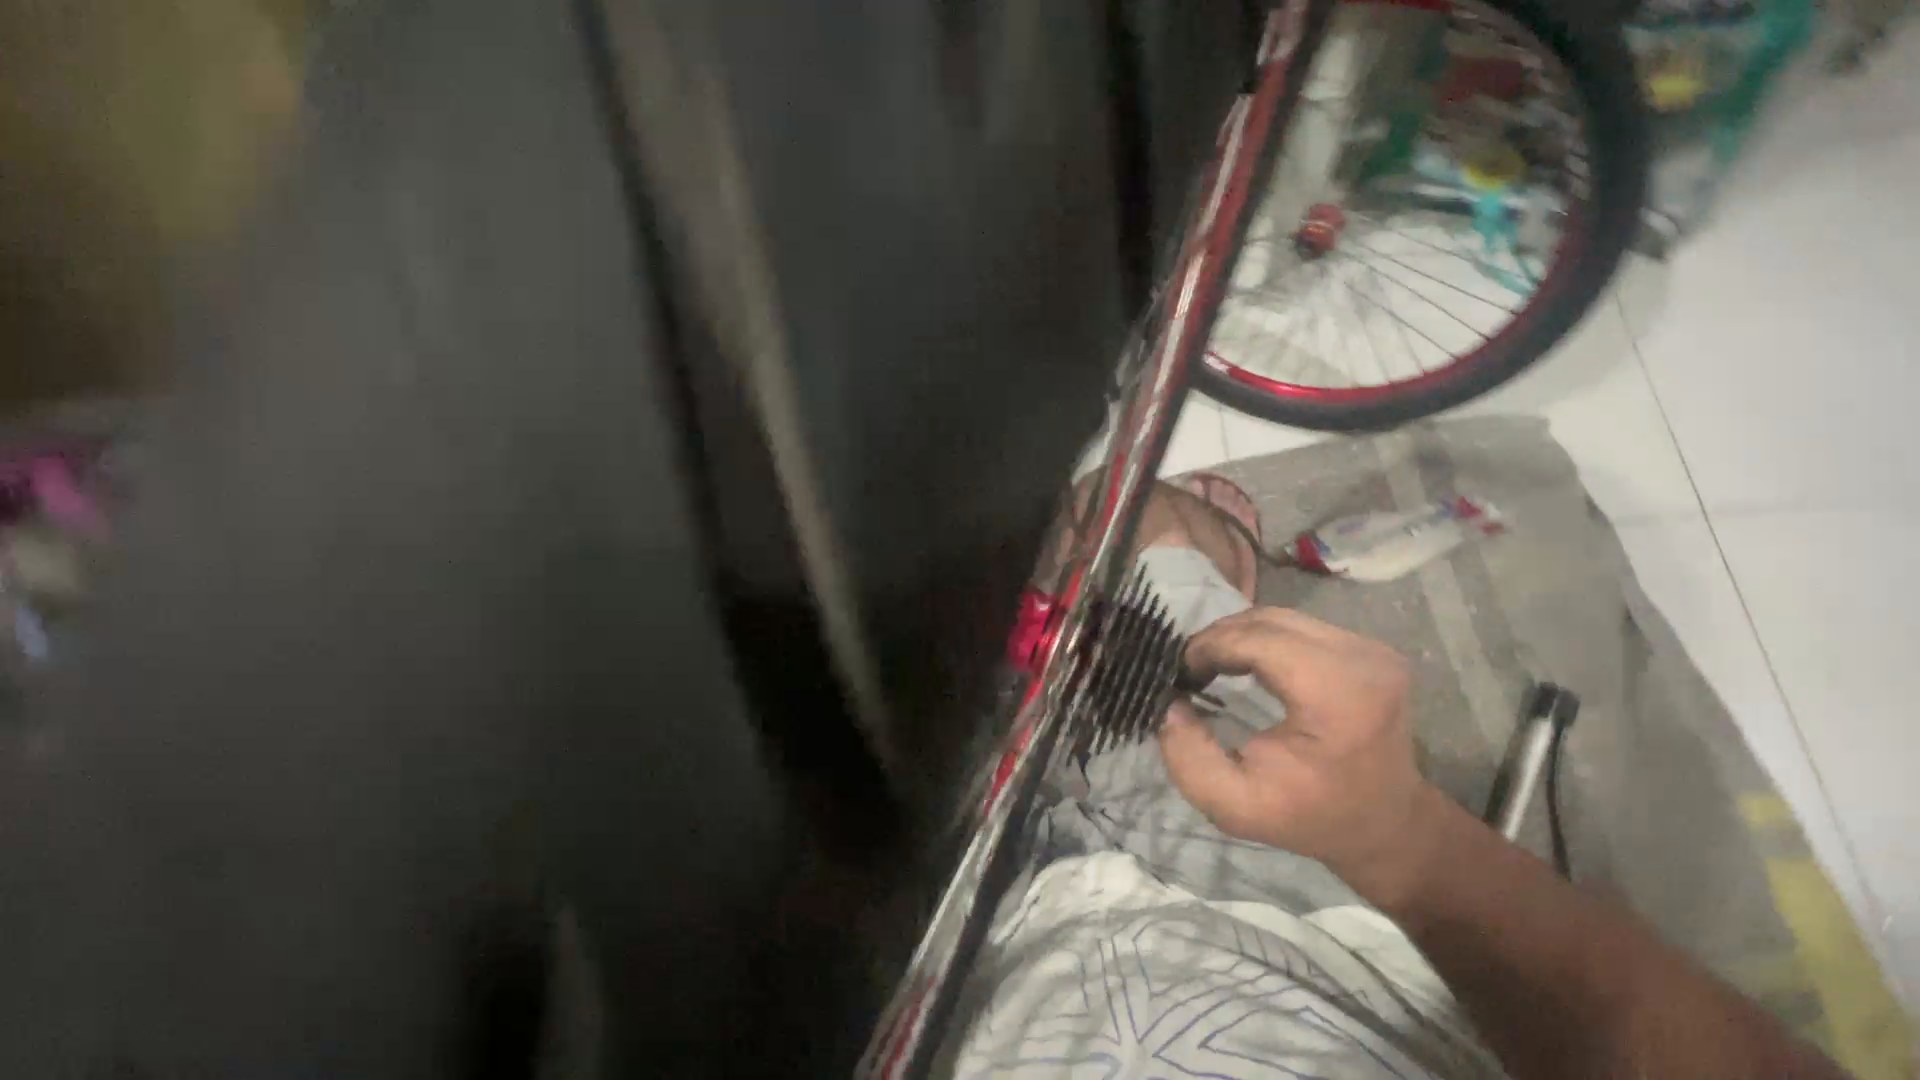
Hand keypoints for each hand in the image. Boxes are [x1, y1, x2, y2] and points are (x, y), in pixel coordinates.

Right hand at [1159, 607, 1440, 893]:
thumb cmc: (1310, 816)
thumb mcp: (1234, 804)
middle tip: (1191, 669)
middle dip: (1220, 638)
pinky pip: (1302, 628)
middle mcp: (1361, 659)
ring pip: (1284, 619)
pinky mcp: (1372, 650)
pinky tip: (1247, 664)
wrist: (1384, 824)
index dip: (1210, 647)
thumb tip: (1171, 703)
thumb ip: (1188, 756)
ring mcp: (1372, 650)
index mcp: (1337, 694)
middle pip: (1269, 621)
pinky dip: (1265, 640)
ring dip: (1241, 636)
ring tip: (1213, 665)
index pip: (1257, 640)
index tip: (1181, 675)